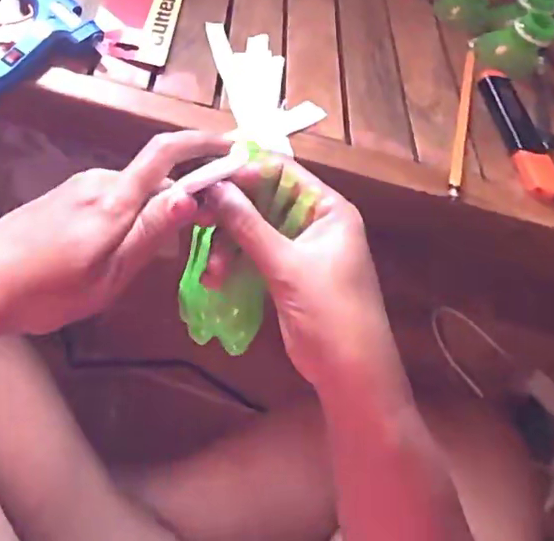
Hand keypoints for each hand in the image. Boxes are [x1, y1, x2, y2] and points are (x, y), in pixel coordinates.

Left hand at [0, 130, 236, 337]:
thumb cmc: (47, 289)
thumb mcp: (107, 275)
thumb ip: (149, 233)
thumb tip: (192, 196)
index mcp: (112, 199)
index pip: (164, 154)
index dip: (200, 143)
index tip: (233, 147)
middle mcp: (97, 182)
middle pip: (154, 177)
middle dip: (185, 196)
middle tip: (209, 234)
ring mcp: (77, 187)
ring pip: (132, 191)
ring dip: (157, 210)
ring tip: (169, 250)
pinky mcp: (64, 197)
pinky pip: (111, 198)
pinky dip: (132, 213)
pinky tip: (128, 246)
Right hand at [201, 168, 393, 384]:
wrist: (354, 383)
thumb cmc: (333, 316)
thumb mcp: (287, 267)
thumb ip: (248, 223)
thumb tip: (213, 186)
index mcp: (327, 210)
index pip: (281, 170)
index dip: (243, 170)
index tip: (207, 180)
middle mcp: (312, 219)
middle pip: (260, 196)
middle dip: (228, 210)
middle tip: (198, 218)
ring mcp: (297, 244)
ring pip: (249, 224)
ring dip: (226, 243)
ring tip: (211, 269)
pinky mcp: (283, 268)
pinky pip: (249, 249)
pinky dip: (231, 260)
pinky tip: (214, 278)